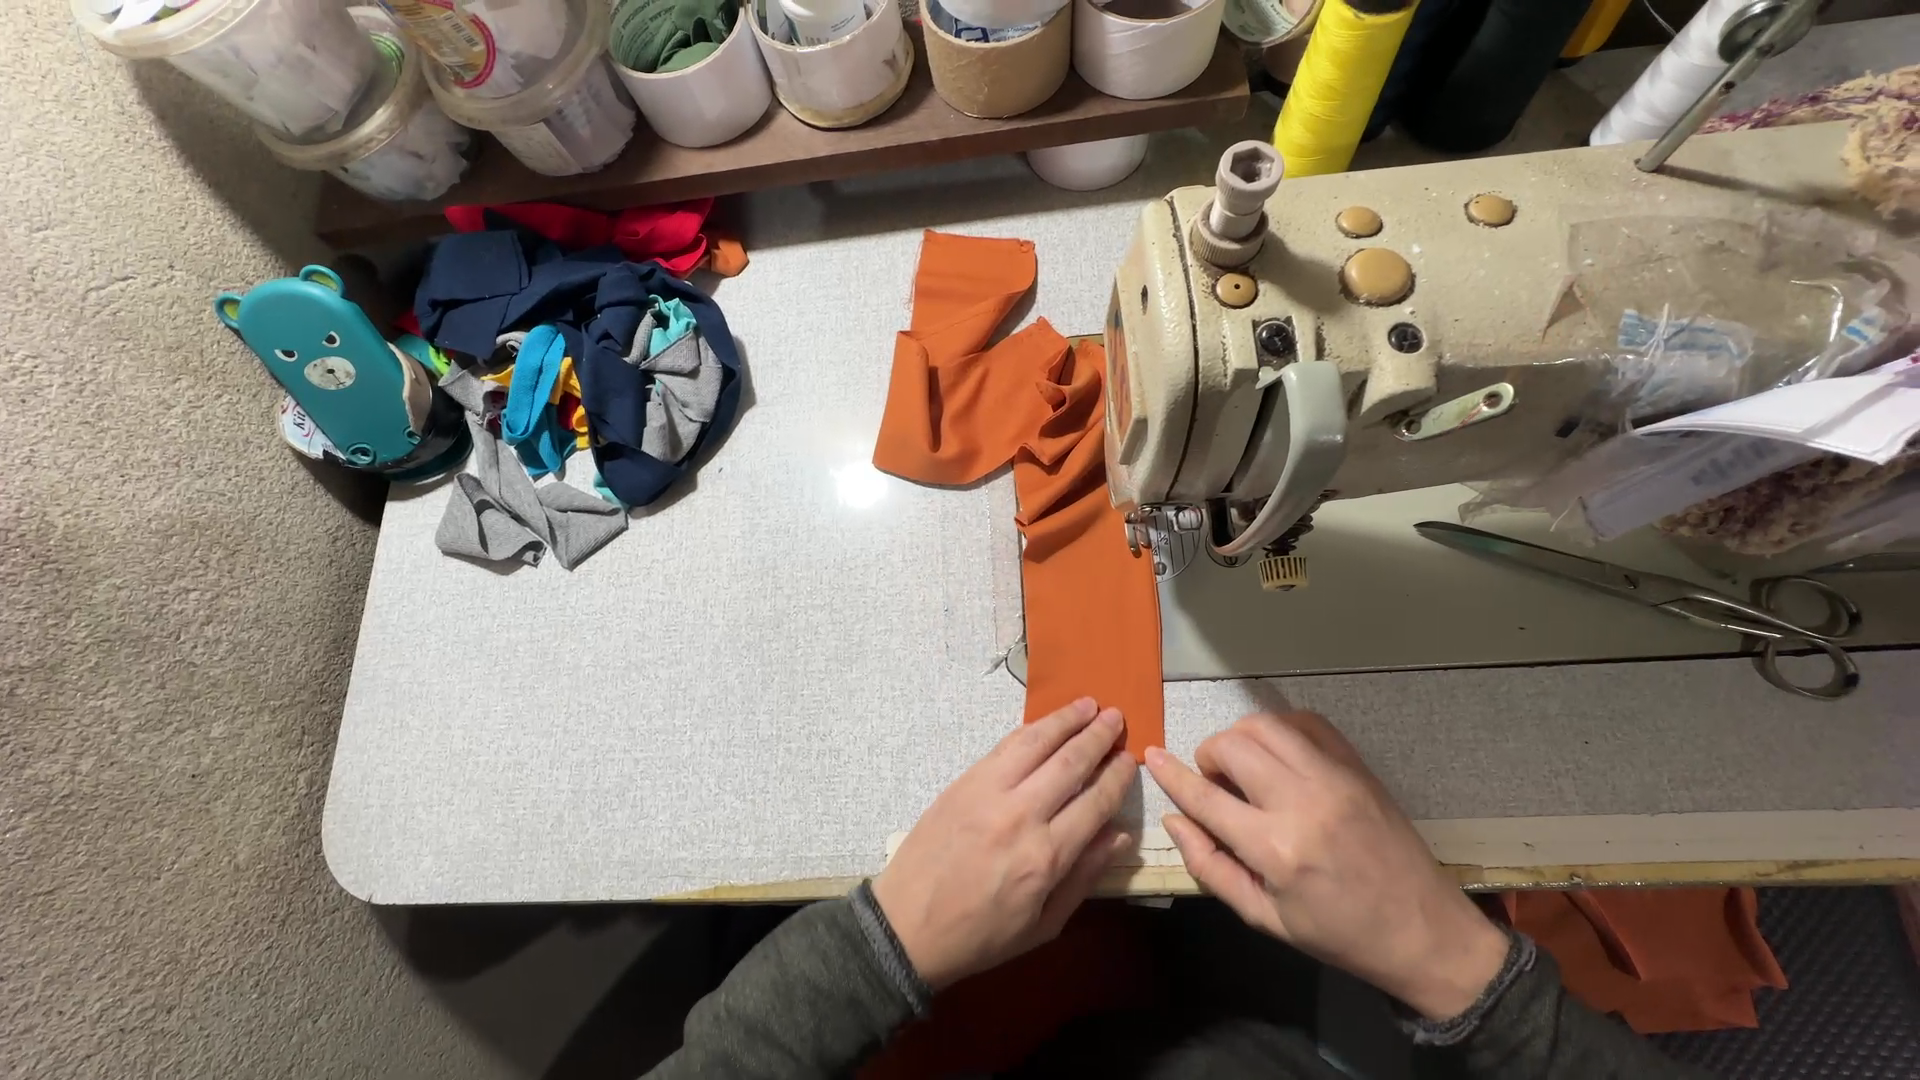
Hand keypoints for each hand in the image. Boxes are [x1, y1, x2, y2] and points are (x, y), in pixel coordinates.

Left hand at [872, 698, 1135, 990]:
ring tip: (1088, 705)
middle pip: (1070, 763)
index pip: (1095, 802)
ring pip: (1036, 743)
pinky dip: (1029, 730)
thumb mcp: (1043, 925)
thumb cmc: (981, 934)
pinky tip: (1046, 724)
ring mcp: (989, 792)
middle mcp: (1021, 815)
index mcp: (1046, 857)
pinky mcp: (964, 782)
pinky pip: (1004, 746)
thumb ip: (1084, 876)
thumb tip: (1118, 835)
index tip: (1131, 759)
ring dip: (1065, 720)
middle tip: (1117, 717)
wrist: (907, 925)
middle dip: (1098, 737)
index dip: (1117, 777)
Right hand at [1145, 712, 1508, 1020]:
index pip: (1205, 796)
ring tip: (1245, 765)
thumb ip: (1210, 867)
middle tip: (1216, 782)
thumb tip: (1175, 819)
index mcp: (1275, 849)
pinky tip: (1278, 753)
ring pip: (1265, 724)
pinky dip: (1280, 729)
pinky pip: (1306, 722)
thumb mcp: (1264, 917)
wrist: (1425, 931)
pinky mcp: (1356, 766)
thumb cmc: (1337, 933)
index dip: (1171, 774)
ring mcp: (1334, 777)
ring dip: (1240, 737)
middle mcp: (1302, 802)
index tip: (1152, 755)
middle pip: (1231, 746)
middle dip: (1209, 756)